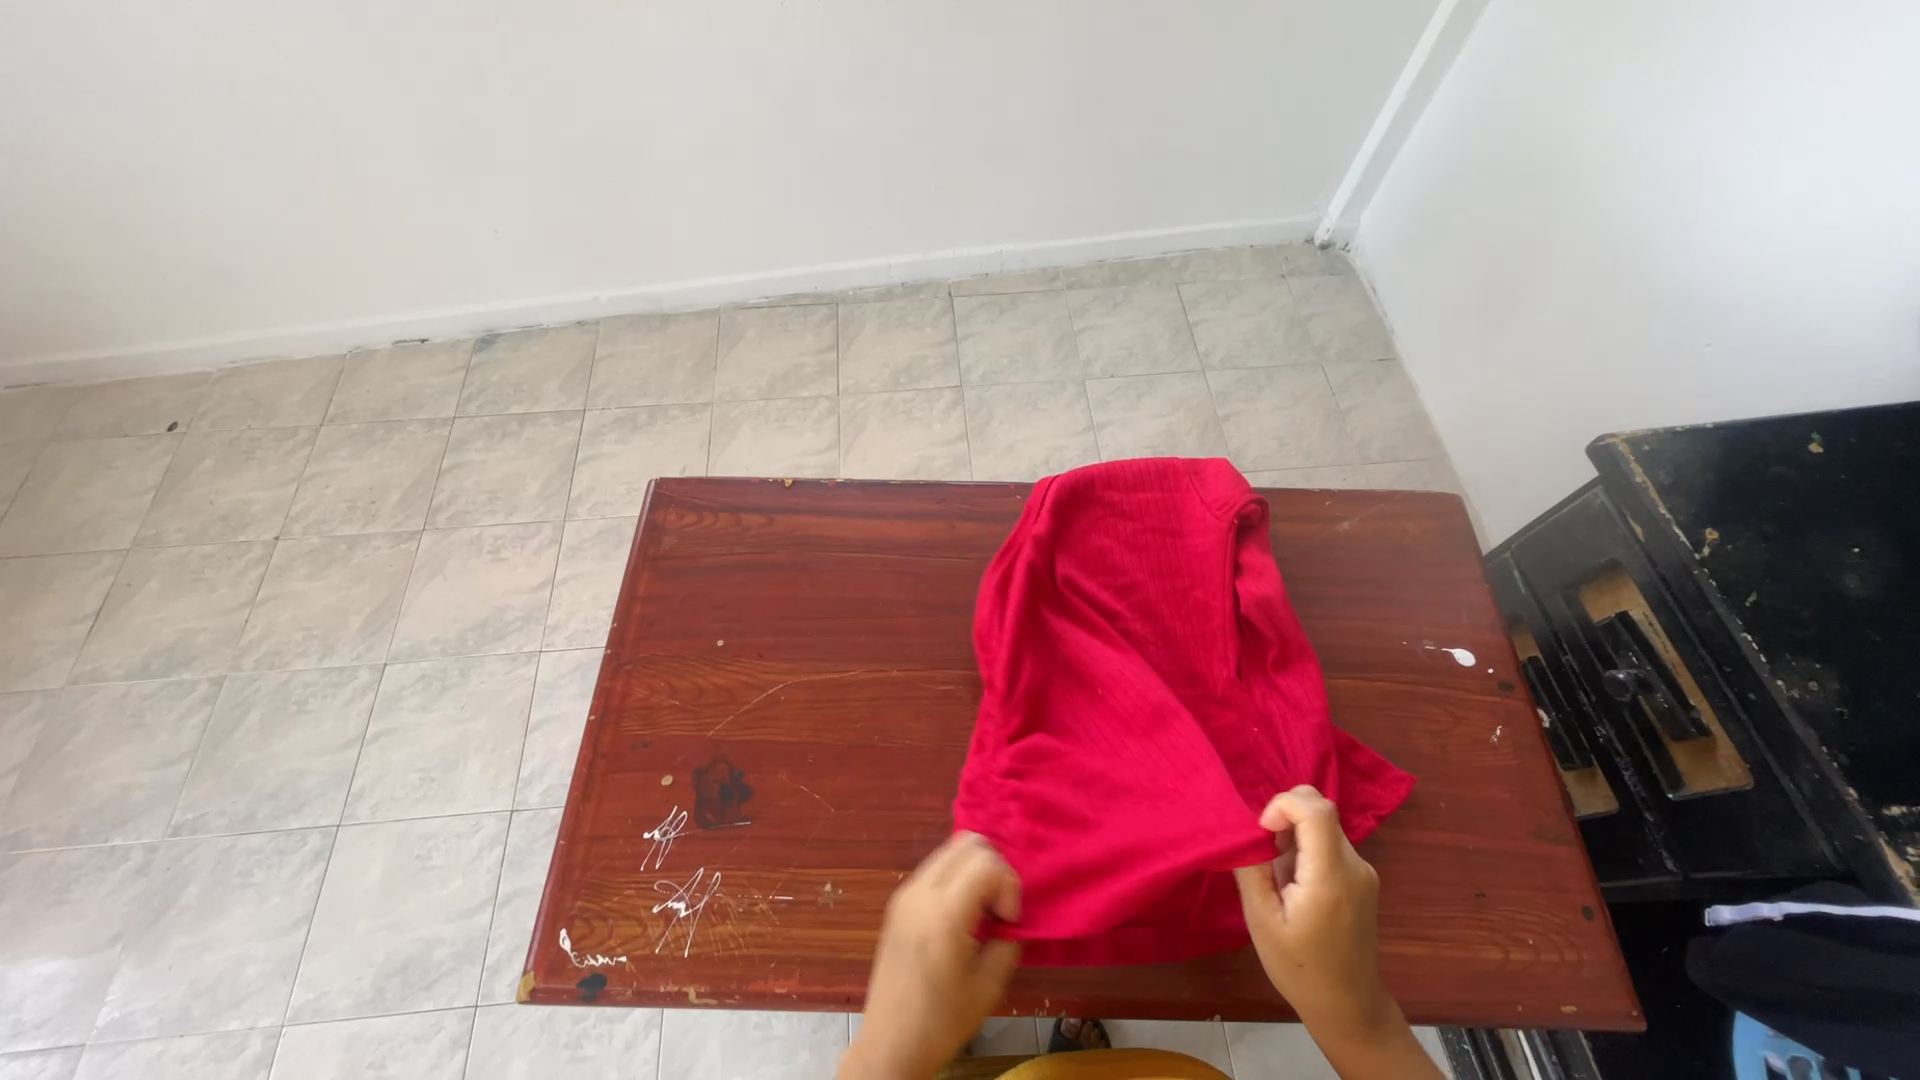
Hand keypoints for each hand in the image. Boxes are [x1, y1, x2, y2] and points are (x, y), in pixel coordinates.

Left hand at [839, 833, 1021, 1079]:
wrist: (889, 1045)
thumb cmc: (941, 1021)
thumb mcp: (989, 986)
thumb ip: (1008, 941)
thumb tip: (1010, 919)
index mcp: (943, 913)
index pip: (988, 862)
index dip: (1009, 885)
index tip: (1008, 921)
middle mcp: (920, 891)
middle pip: (969, 842)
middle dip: (994, 869)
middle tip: (998, 909)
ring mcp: (905, 893)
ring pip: (950, 850)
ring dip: (974, 871)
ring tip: (981, 912)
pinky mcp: (898, 901)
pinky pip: (935, 868)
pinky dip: (957, 877)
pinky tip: (961, 915)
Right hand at [1234, 786, 1389, 1033]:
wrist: (1348, 1006)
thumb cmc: (1299, 968)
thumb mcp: (1261, 921)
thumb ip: (1252, 870)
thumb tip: (1247, 832)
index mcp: (1330, 877)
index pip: (1315, 809)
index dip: (1283, 804)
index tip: (1262, 832)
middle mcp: (1354, 866)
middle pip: (1321, 809)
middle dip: (1285, 817)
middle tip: (1264, 853)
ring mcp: (1363, 871)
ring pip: (1323, 824)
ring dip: (1294, 834)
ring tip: (1279, 877)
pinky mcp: (1362, 878)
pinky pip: (1330, 841)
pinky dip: (1306, 847)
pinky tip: (1294, 884)